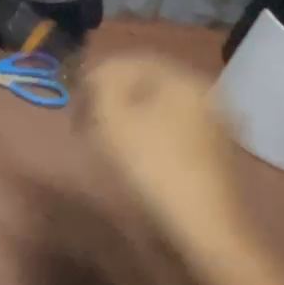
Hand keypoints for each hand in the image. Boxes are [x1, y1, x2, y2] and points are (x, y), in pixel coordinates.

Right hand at [80, 54, 246, 249]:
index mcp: (183, 77)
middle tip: (82, 119)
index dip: (92, 76)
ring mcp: (213, 121)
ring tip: (100, 137)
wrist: (198, 223)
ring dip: (124, 115)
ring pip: (155, 105)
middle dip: (109, 96)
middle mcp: (205, 92)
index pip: (127, 61)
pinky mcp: (212, 148)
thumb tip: (95, 74)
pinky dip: (143, 131)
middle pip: (143, 82)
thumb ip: (99, 81)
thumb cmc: (148, 163)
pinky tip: (128, 151)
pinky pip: (169, 125)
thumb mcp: (110, 115)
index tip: (70, 99)